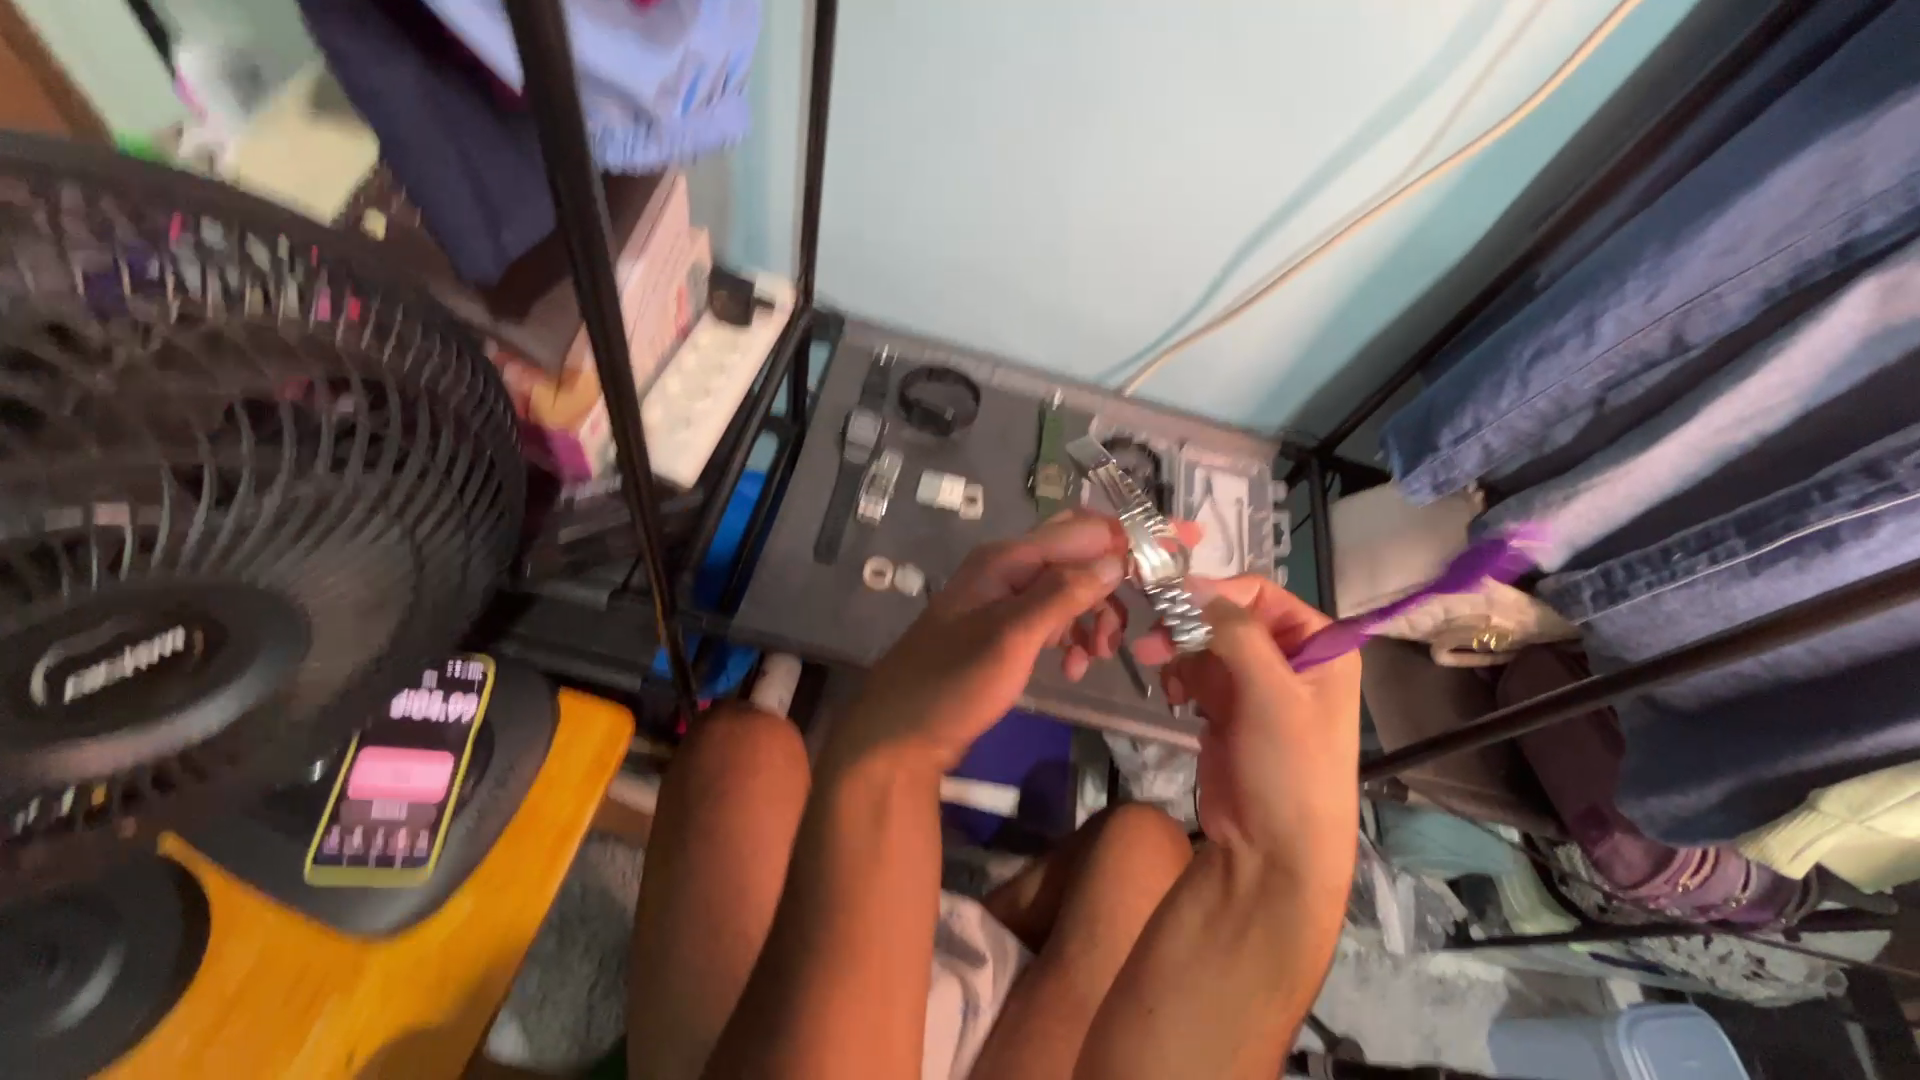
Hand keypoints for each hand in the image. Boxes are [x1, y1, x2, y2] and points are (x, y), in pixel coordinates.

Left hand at [823, 513, 1129, 777]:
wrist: (900, 734)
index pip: (1083, 529)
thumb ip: (1063, 594)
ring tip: (1099, 656)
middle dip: (1115, 583)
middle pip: (1079, 556)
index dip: (1130, 538)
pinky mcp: (1005, 630)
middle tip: (1140, 620)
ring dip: (1095, 617)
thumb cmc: (953, 683)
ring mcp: (1005, 600)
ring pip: (1070, 590)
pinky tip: (1074, 668)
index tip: (1181, 549)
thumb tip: (1116, 560)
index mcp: (1007, 559)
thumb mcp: (1012, 637)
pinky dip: (1072, 638)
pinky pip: (1053, 619)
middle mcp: (1007, 569)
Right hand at [1133, 575, 1361, 877]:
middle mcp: (1290, 657)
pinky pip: (1197, 673)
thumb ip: (1235, 632)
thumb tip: (1194, 586)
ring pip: (1206, 644)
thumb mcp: (1270, 694)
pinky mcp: (1228, 708)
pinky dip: (1180, 676)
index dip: (1215, 594)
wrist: (1273, 850)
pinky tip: (1172, 694)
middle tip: (1149, 642)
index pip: (1261, 594)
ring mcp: (1256, 684)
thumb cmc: (1289, 767)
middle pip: (1227, 617)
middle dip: (1188, 627)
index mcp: (1319, 645)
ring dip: (1179, 652)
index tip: (1169, 603)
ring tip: (1158, 672)